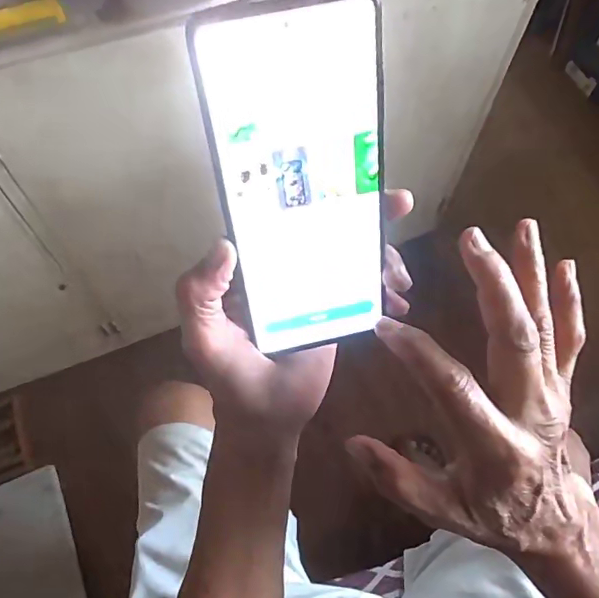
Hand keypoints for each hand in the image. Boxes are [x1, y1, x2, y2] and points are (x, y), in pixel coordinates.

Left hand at [177, 190, 417, 442]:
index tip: (344, 179)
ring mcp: (313, 288)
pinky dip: (385, 285)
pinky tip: (398, 298)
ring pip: (351, 254)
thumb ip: (199, 292)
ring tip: (397, 278)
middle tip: (398, 203)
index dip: (309, 193)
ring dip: (382, 253)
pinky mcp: (337, 310)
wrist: (267, 418)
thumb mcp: (203, 336)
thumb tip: (225, 244)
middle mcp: (284, 268)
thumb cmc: (228, 375)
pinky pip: (364, 286)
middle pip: (325, 227)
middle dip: (365, 212)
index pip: (279, 218)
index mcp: (251, 266)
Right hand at [346, 219, 597, 560]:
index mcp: (495, 442)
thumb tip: (353, 444)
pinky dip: (568, 300)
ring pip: (545, 326)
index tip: (384, 326)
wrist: (558, 527)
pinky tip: (563, 265)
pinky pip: (570, 338)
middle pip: (516, 338)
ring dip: (531, 275)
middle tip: (471, 240)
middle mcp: (531, 408)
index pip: (454, 386)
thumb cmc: (495, 517)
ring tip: (523, 228)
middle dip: (493, 284)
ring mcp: (553, 393)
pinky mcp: (564, 385)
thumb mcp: (443, 512)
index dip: (418, 353)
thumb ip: (397, 479)